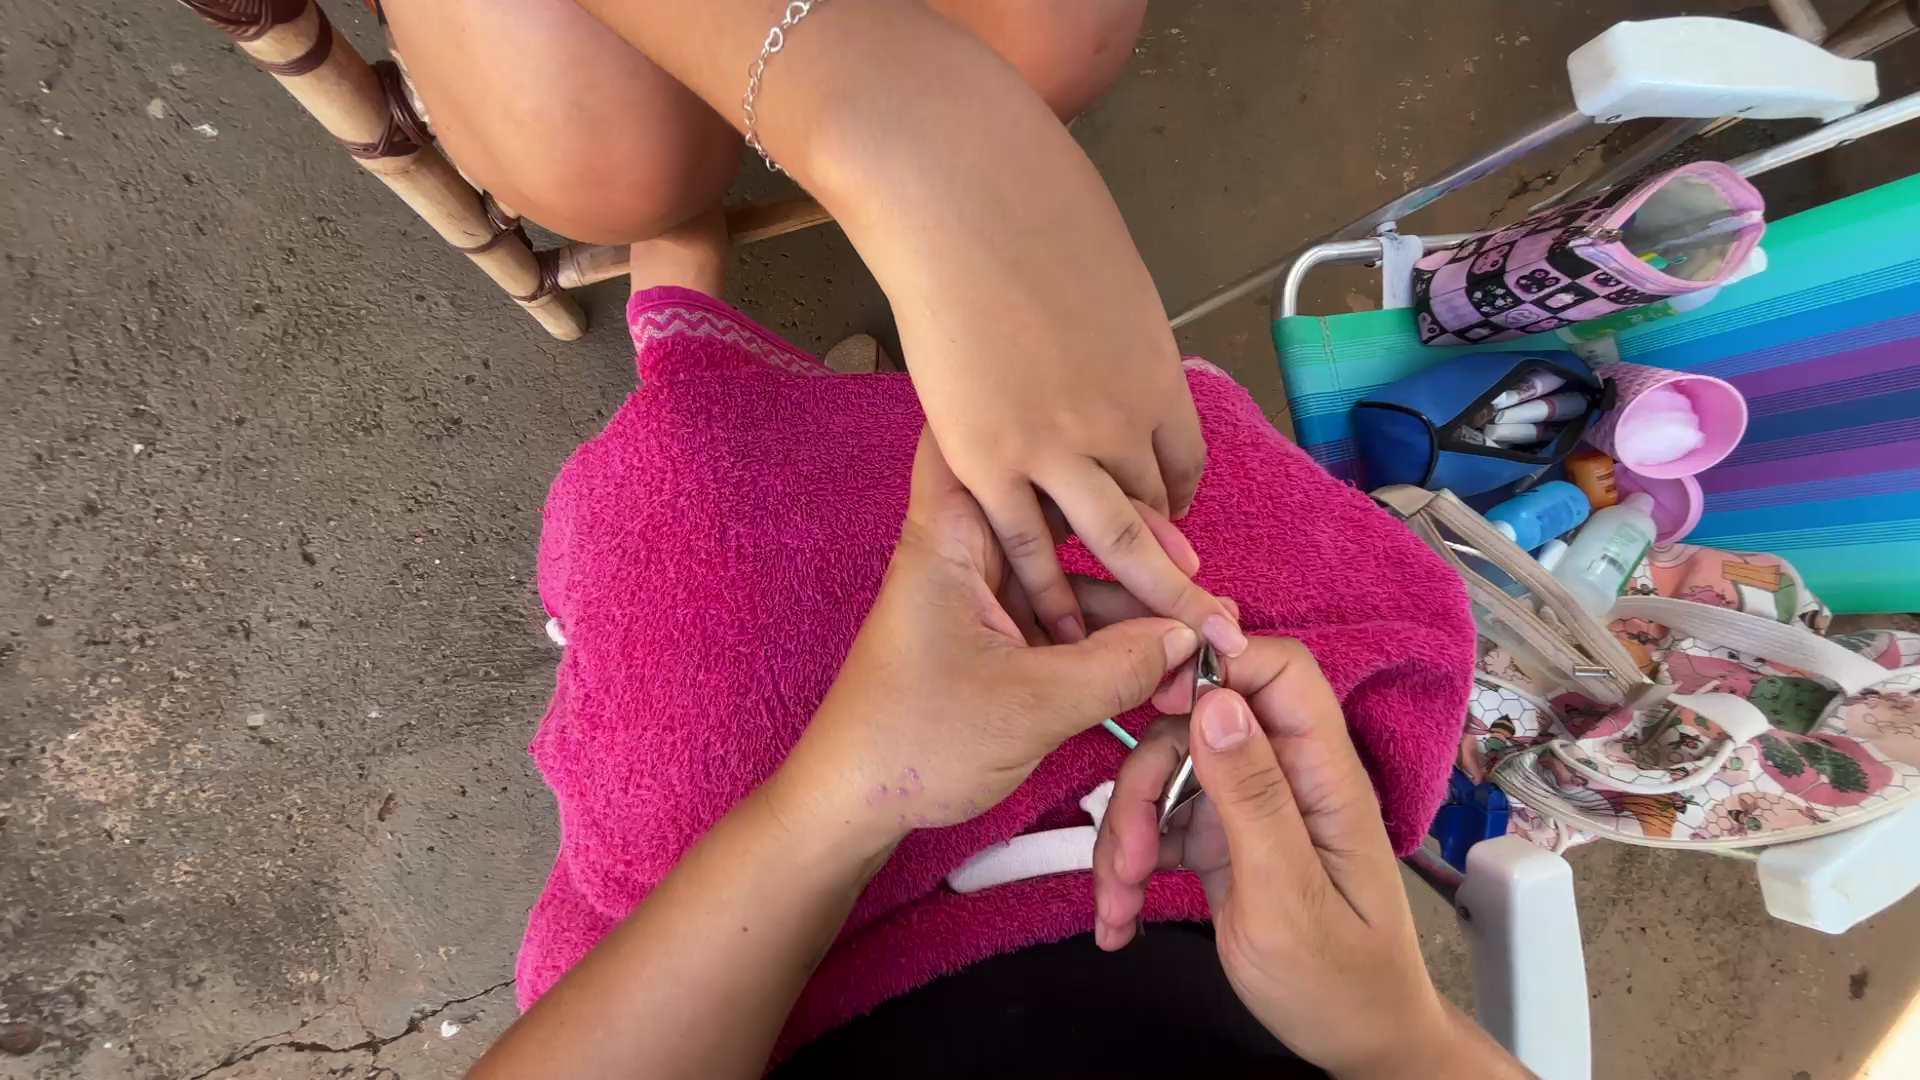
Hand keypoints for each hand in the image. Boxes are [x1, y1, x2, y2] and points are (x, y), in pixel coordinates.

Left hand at [769, 428, 1204, 846]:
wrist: (858, 802)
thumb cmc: (919, 739)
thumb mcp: (1030, 705)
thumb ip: (1119, 668)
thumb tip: (1194, 636)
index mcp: (951, 538)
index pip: (965, 438)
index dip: (1013, 409)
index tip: (1076, 396)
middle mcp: (969, 550)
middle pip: (1050, 513)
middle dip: (1122, 534)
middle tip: (1190, 560)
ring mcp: (985, 592)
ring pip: (1064, 568)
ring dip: (1125, 598)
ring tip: (1198, 625)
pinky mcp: (998, 632)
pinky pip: (1060, 613)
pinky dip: (1104, 632)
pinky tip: (1157, 652)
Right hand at [897, 253, 1246, 658]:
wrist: (964, 200)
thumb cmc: (1037, 215)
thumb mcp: (1111, 281)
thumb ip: (1120, 343)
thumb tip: (1115, 366)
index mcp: (1155, 375)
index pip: (1181, 459)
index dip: (1176, 499)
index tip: (1166, 519)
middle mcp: (1119, 420)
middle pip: (1154, 508)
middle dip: (1177, 568)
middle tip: (1199, 615)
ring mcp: (1056, 444)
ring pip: (1109, 536)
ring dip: (1132, 590)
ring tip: (1147, 636)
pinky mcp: (990, 460)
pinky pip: (1030, 540)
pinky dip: (1049, 588)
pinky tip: (1059, 624)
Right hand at [1091, 637, 1512, 1078]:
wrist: (1351, 1043)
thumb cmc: (1340, 983)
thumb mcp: (1290, 898)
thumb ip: (1255, 798)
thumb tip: (1216, 701)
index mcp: (1320, 773)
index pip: (1280, 672)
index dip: (1219, 664)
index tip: (1160, 702)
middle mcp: (1280, 772)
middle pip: (1193, 724)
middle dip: (1144, 784)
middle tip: (1126, 857)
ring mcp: (1243, 799)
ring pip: (1162, 770)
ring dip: (1126, 832)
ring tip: (1118, 900)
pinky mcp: (1213, 829)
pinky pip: (1155, 817)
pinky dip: (1129, 858)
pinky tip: (1121, 910)